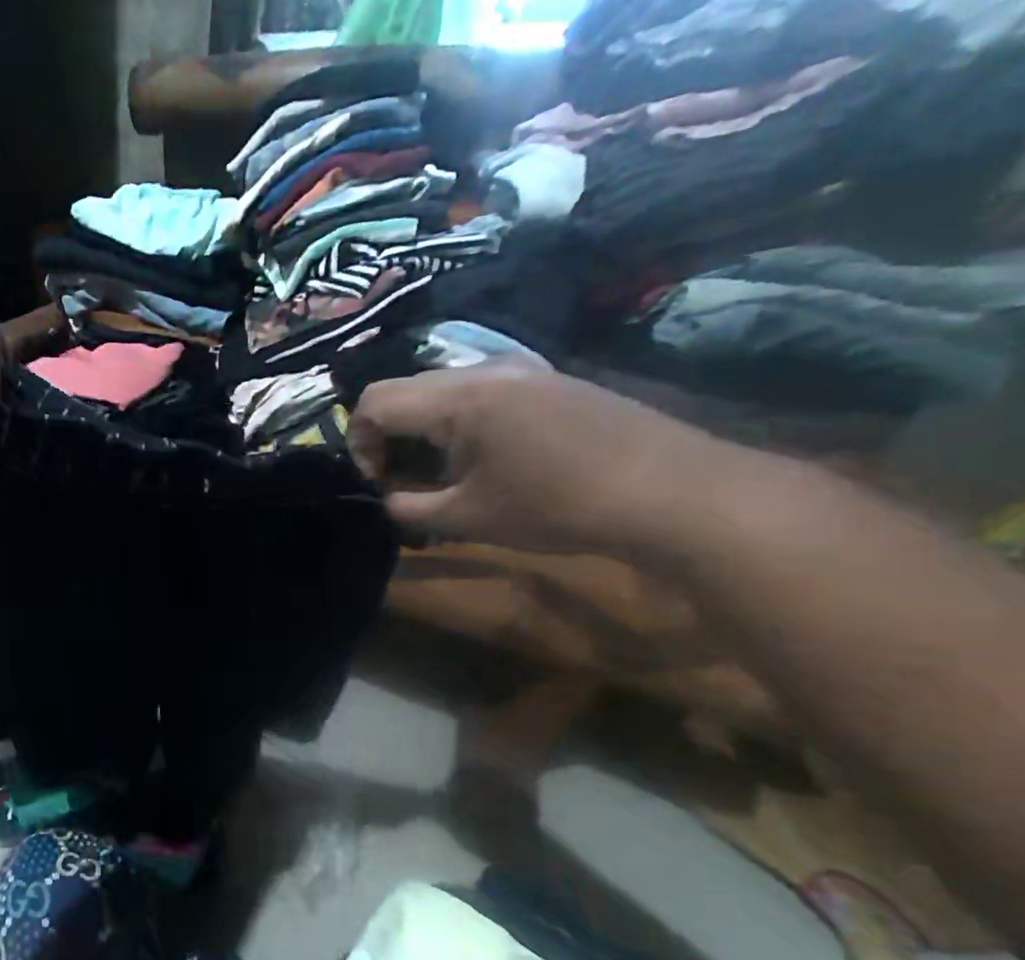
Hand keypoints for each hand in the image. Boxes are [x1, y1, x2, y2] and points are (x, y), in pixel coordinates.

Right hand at [347, 363, 740, 554]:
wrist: (674, 492)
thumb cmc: (558, 506)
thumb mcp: (467, 518)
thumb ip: (408, 508)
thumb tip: (388, 498)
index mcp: (459, 398)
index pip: (373, 402)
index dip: (358, 442)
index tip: (379, 481)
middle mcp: (485, 368)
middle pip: (405, 391)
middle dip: (389, 436)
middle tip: (403, 480)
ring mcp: (521, 369)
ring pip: (441, 389)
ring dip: (424, 429)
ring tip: (444, 472)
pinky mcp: (548, 379)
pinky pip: (479, 390)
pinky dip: (460, 421)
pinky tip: (488, 457)